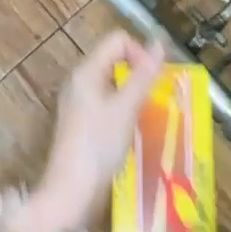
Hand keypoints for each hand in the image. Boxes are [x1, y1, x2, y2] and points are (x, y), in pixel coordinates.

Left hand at [29, 33, 165, 231]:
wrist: (71, 190)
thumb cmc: (99, 145)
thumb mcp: (126, 108)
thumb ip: (143, 75)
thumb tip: (160, 43)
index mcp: (86, 71)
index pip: (117, 40)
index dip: (140, 52)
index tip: (156, 79)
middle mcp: (79, 81)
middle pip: (114, 58)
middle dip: (138, 71)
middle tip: (156, 96)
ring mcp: (78, 101)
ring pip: (112, 81)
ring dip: (132, 91)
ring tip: (147, 113)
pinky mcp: (81, 121)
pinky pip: (106, 101)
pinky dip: (123, 107)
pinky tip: (132, 127)